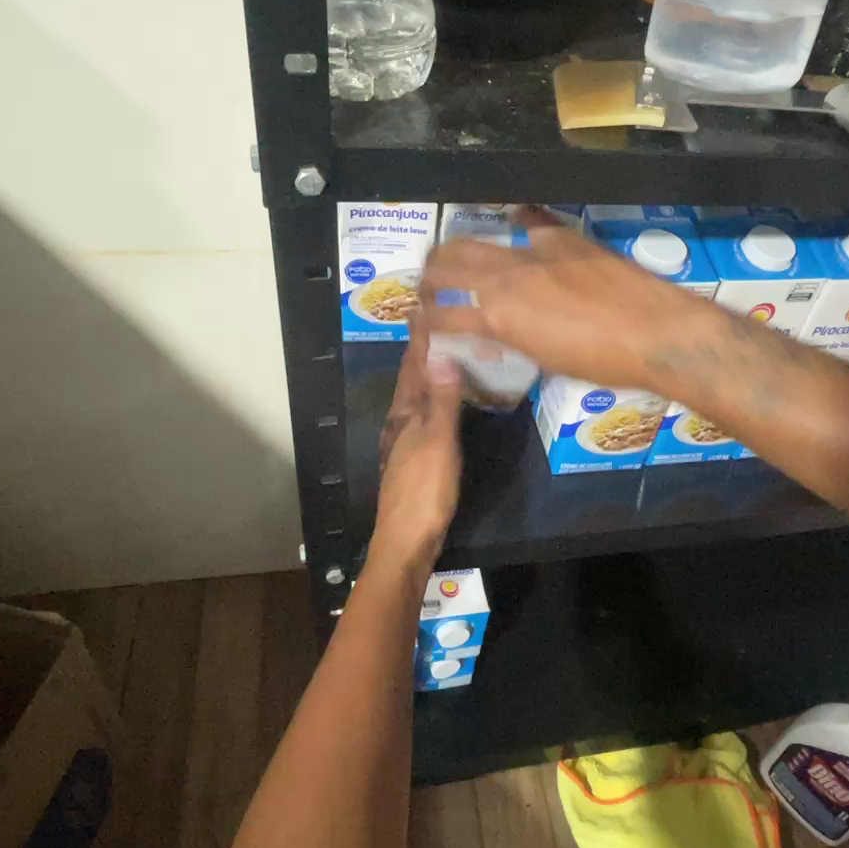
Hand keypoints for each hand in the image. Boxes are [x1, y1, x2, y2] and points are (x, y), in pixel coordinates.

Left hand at [369, 326, 464, 572]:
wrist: (407, 542)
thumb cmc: (423, 491)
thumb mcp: (437, 442)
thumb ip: (442, 401)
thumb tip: (442, 354)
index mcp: (404, 414)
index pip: (413, 365)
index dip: (420, 337)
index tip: (426, 305)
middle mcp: (401, 423)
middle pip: (412, 378)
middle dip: (423, 350)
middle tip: (440, 320)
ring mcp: (406, 442)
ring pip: (418, 397)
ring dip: (429, 373)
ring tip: (447, 352)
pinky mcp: (416, 460)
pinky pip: (427, 416)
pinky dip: (437, 399)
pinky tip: (448, 403)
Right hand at [419, 209, 721, 393]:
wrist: (658, 332)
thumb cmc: (604, 363)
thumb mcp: (547, 363)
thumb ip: (513, 341)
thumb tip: (500, 333)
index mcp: (499, 317)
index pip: (442, 316)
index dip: (424, 322)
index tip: (421, 323)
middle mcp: (507, 278)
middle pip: (447, 264)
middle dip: (428, 274)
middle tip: (426, 284)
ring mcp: (535, 251)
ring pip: (479, 239)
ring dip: (459, 249)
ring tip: (456, 256)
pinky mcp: (564, 237)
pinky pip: (529, 222)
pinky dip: (515, 224)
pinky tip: (514, 221)